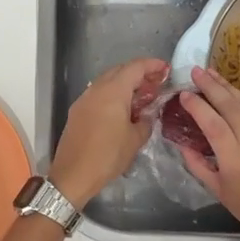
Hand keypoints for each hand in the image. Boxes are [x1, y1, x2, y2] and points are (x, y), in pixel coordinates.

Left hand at [49, 57, 169, 202]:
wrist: (73, 175)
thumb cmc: (107, 156)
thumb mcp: (135, 140)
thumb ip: (146, 121)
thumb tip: (147, 115)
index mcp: (113, 91)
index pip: (135, 67)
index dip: (152, 65)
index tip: (166, 69)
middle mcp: (96, 90)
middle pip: (119, 71)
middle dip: (139, 73)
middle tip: (156, 83)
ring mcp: (84, 100)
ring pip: (107, 82)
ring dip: (125, 84)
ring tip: (141, 97)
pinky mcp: (77, 112)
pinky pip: (98, 95)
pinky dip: (112, 95)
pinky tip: (122, 109)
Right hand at [175, 65, 239, 240]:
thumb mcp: (217, 190)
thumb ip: (197, 165)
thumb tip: (182, 144)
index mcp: (234, 157)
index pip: (212, 123)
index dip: (197, 106)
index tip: (183, 94)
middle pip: (230, 105)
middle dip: (212, 85)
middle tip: (196, 71)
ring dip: (227, 87)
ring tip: (211, 74)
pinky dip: (239, 100)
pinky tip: (230, 96)